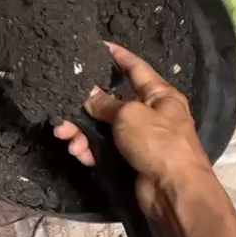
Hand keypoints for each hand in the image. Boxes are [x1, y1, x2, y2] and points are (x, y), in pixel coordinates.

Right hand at [53, 41, 219, 223]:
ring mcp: (138, 138)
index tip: (99, 45)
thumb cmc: (158, 143)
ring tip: (66, 138)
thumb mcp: (129, 115)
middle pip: (109, 102)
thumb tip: (89, 95)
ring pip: (101, 127)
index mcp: (158, 96)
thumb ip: (105, 103)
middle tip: (61, 109)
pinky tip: (80, 154)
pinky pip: (102, 149)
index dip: (118, 56)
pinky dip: (89, 150)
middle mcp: (149, 114)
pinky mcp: (128, 159)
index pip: (135, 68)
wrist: (174, 192)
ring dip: (80, 132)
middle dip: (83, 106)